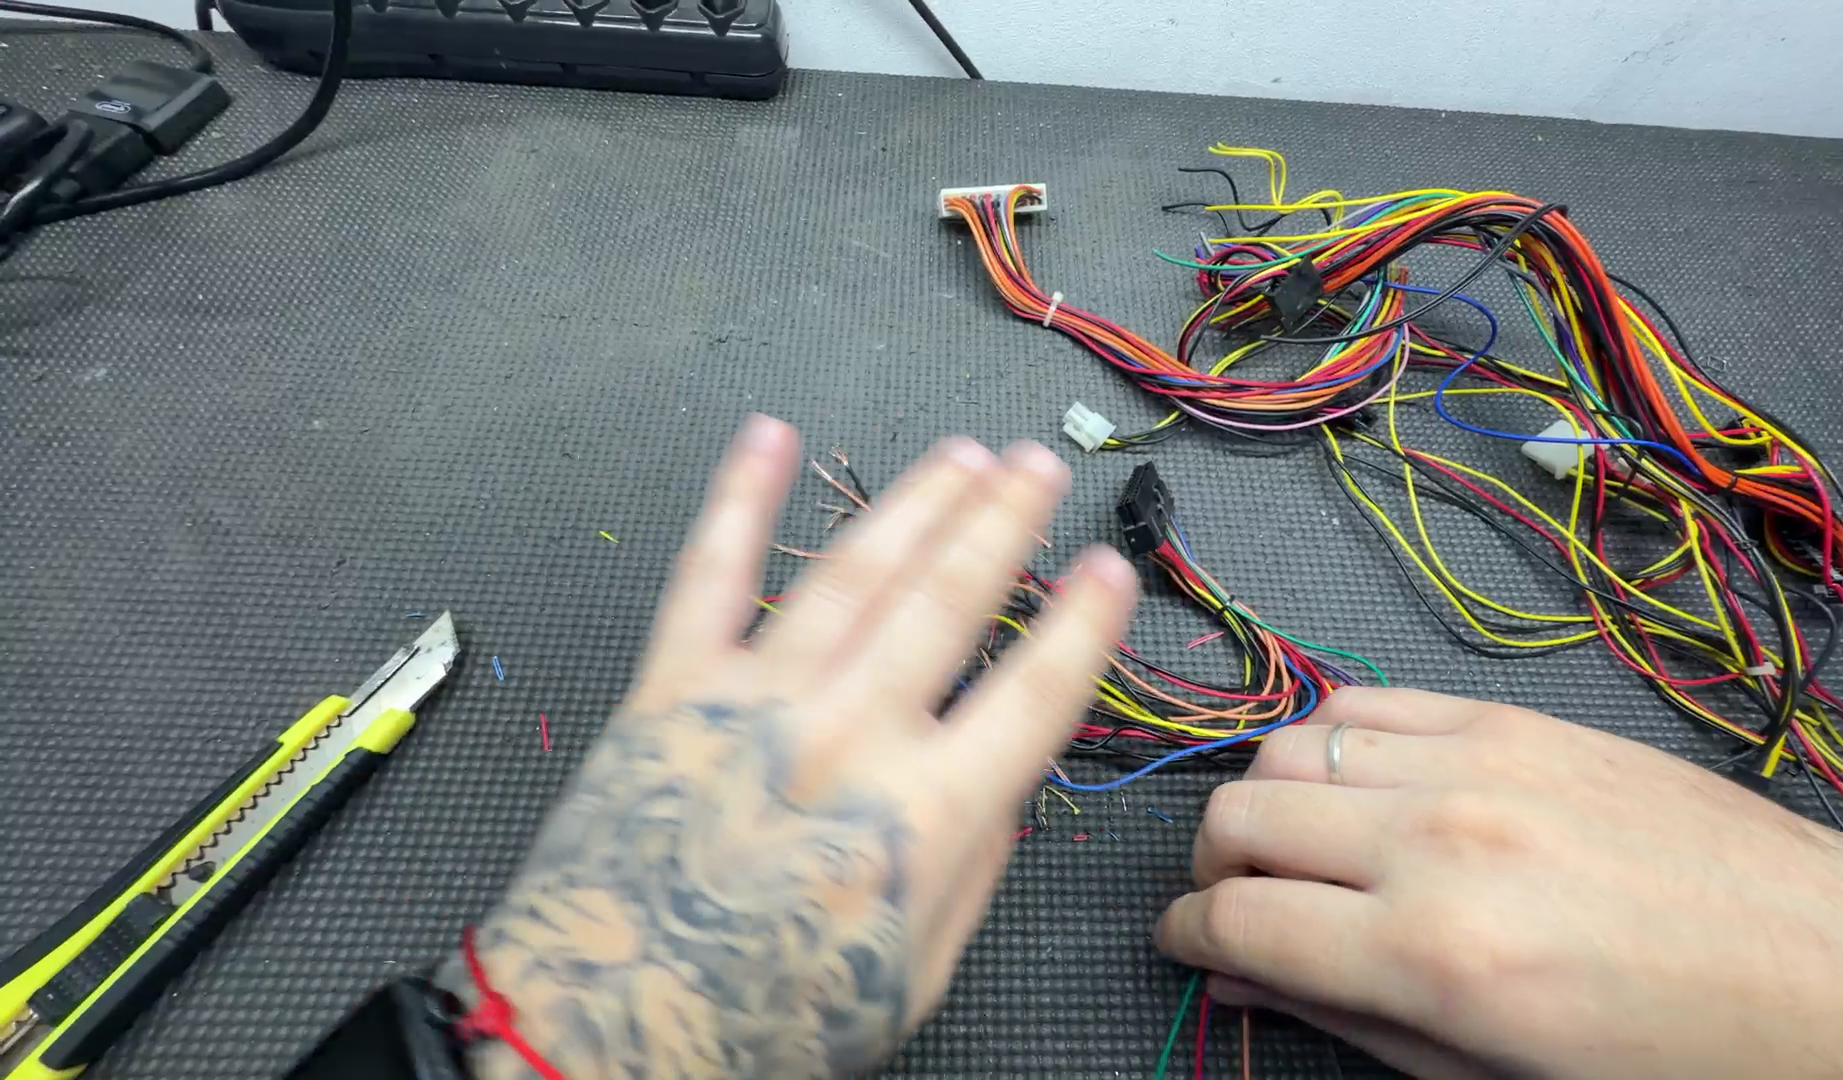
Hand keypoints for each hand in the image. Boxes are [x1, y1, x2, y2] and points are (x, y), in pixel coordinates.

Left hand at [454, 416, 1137, 1078]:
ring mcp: (755, 699)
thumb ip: (972, 867)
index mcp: (919, 816)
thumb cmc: (761, 1020)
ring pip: (851, 571)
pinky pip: (711, 573)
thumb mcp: (914, 974)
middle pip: (945, 601)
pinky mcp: (673, 687)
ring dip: (914, 503)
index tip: (1109, 567)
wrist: (596, 1035)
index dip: (1082, 623)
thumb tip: (1002, 784)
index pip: (1034, 693)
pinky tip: (770, 437)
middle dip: (1001, 522)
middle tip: (1036, 467)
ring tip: (959, 456)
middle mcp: (844, 737)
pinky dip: (740, 497)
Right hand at [1155, 686, 1842, 1079]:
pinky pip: (1354, 704)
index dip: (1189, 931)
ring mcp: (1464, 762)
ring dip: (1259, 800)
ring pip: (1282, 750)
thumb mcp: (1498, 1079)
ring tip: (1288, 838)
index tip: (1183, 937)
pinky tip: (1342, 780)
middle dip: (1207, 864)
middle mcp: (1432, 842)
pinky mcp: (1497, 718)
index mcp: (1438, 956)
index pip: (1242, 919)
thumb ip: (1344, 1018)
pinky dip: (1320, 743)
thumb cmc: (1679, 1062)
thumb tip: (1235, 978)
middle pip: (1239, 818)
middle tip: (1232, 893)